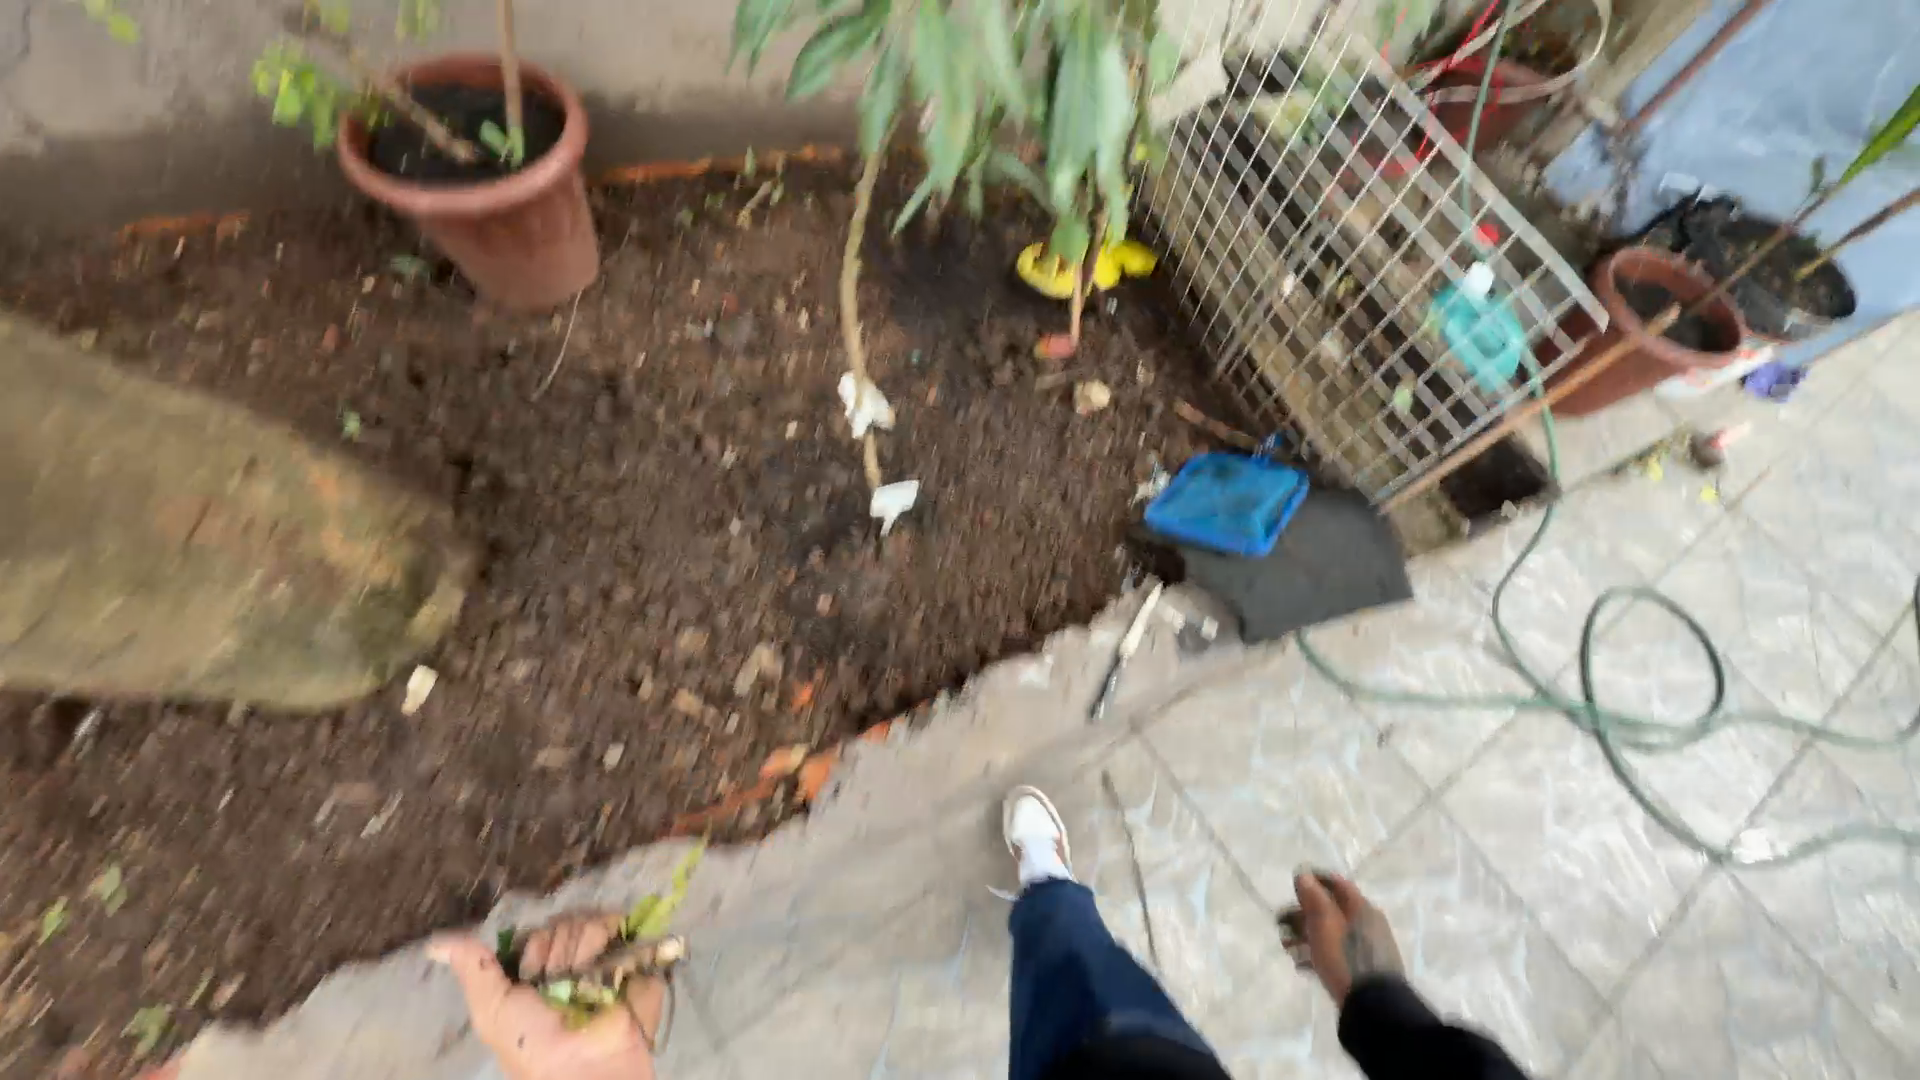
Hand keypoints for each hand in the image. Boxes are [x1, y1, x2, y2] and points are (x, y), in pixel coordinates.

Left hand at [430, 913, 666, 1079]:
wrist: (588, 1069)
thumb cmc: (535, 1046)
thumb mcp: (494, 1013)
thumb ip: (476, 971)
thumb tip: (435, 943)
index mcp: (542, 971)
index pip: (539, 932)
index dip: (536, 950)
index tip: (534, 977)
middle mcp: (575, 960)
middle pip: (567, 923)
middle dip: (563, 952)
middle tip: (562, 986)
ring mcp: (607, 956)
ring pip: (594, 921)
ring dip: (587, 950)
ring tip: (589, 983)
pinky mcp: (637, 955)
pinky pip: (625, 925)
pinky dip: (615, 939)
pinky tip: (609, 963)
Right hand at [1291, 871, 1403, 1006]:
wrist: (1373, 1007)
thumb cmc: (1345, 956)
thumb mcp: (1324, 922)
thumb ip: (1313, 896)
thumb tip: (1303, 875)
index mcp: (1361, 908)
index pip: (1335, 883)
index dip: (1312, 881)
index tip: (1292, 888)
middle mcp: (1366, 923)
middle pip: (1329, 909)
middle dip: (1301, 914)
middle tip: (1280, 923)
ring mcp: (1366, 948)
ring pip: (1329, 932)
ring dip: (1304, 936)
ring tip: (1286, 948)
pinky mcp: (1361, 970)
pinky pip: (1334, 953)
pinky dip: (1316, 954)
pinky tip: (1301, 965)